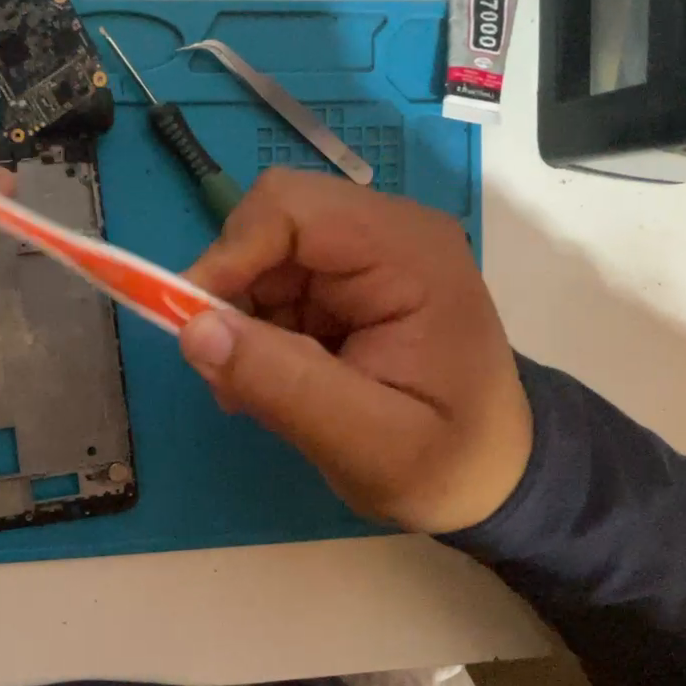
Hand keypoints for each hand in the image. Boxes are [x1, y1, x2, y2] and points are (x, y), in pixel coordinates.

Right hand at [177, 170, 530, 532]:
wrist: (494, 476)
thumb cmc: (448, 464)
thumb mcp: (368, 444)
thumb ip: (284, 386)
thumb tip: (191, 330)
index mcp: (406, 251)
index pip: (288, 208)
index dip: (228, 256)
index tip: (192, 325)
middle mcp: (384, 232)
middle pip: (267, 223)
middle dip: (230, 292)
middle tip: (224, 366)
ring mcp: (364, 253)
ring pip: (259, 256)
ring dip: (237, 317)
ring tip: (250, 388)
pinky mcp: (345, 280)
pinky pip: (270, 282)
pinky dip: (251, 328)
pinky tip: (270, 378)